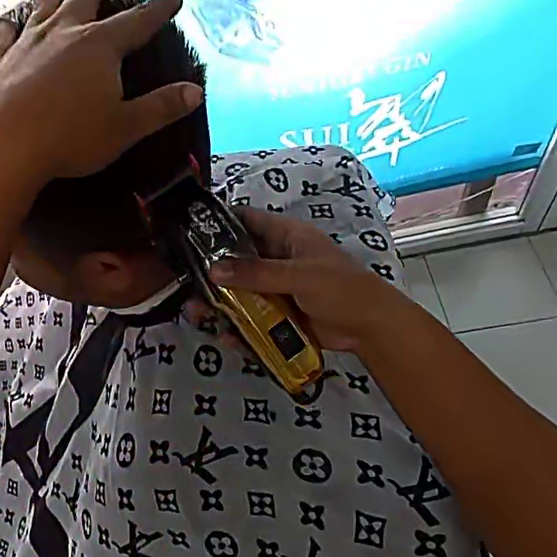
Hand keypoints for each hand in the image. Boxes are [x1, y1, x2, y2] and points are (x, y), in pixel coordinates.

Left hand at [0, 0, 201, 184]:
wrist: (7, 145)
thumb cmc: (71, 137)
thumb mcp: (126, 126)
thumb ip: (161, 107)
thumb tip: (195, 91)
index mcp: (100, 47)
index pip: (137, 22)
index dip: (158, 10)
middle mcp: (65, 34)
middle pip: (84, 0)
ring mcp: (30, 44)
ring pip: (45, 7)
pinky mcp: (4, 62)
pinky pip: (7, 37)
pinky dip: (10, 28)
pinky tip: (7, 24)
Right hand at [206, 209, 417, 352]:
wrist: (369, 328)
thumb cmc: (341, 290)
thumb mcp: (300, 277)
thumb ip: (258, 273)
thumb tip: (214, 270)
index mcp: (287, 236)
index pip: (247, 220)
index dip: (220, 223)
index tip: (189, 234)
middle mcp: (277, 258)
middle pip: (236, 259)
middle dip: (212, 273)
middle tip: (186, 287)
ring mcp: (276, 287)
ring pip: (239, 291)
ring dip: (220, 303)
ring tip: (198, 315)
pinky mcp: (278, 313)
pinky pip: (251, 316)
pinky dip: (238, 326)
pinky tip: (226, 337)